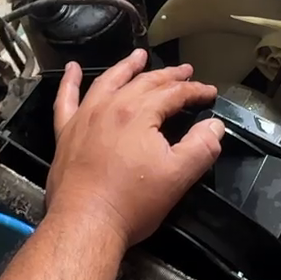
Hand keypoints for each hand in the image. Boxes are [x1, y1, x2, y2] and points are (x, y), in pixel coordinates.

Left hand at [45, 49, 225, 248]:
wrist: (85, 223)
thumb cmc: (131, 203)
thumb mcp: (178, 176)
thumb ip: (201, 147)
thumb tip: (215, 126)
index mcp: (139, 114)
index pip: (174, 93)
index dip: (195, 91)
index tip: (209, 93)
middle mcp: (111, 107)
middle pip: (144, 82)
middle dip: (169, 75)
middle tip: (185, 71)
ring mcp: (85, 118)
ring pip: (108, 81)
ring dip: (126, 67)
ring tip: (139, 56)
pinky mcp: (66, 133)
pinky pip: (66, 100)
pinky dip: (68, 82)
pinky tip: (71, 69)